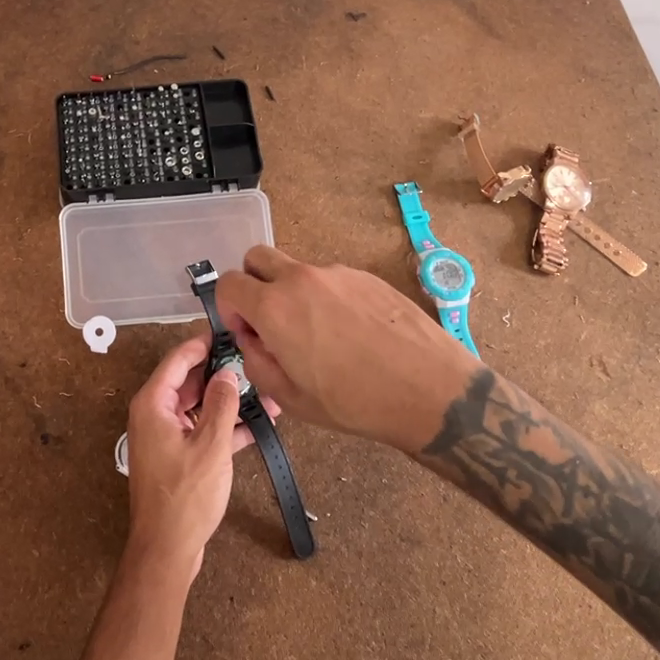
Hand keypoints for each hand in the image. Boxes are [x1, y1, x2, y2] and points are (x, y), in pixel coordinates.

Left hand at [124, 336, 271, 581]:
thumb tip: (227, 373)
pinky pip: (203, 430)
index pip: (178, 359)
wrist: (167, 549)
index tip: (229, 329)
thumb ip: (221, 403)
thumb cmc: (186, 495)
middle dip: (222, 372)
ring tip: (267, 391)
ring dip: (229, 401)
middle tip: (254, 359)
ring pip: (200, 406)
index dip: (203, 342)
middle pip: (190, 381)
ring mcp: (166, 436)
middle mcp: (155, 414)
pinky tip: (260, 423)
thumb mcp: (210, 444)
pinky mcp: (179, 457)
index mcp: (153, 403)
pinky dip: (227, 426)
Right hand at [216, 245, 483, 452]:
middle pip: (257, 258)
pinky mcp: (366, 276)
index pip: (229, 283)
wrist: (430, 390)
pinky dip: (328, 298)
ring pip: (296, 270)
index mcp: (274, 307)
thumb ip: (256, 362)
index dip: (229, 308)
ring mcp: (336, 273)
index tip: (246, 331)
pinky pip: (331, 280)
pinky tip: (353, 334)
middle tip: (271, 321)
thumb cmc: (356, 402)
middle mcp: (300, 279)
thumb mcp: (291, 398)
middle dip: (253, 284)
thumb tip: (252, 339)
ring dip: (293, 293)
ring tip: (322, 336)